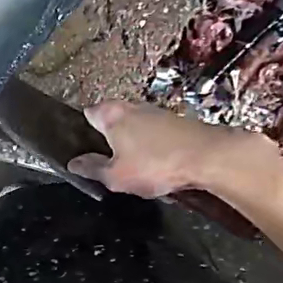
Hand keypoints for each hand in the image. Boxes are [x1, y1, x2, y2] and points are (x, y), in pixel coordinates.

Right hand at [67, 101, 269, 198]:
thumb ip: (92, 168)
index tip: (83, 152)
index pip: (86, 115)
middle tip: (109, 167)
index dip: (82, 133)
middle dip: (109, 142)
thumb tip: (74, 163)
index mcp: (111, 114)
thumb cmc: (156, 164)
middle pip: (111, 122)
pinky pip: (154, 137)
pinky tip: (158, 170)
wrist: (208, 157)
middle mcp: (131, 107)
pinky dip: (152, 151)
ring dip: (132, 148)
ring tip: (136, 173)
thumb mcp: (115, 176)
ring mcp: (156, 112)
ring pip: (134, 130)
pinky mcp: (175, 122)